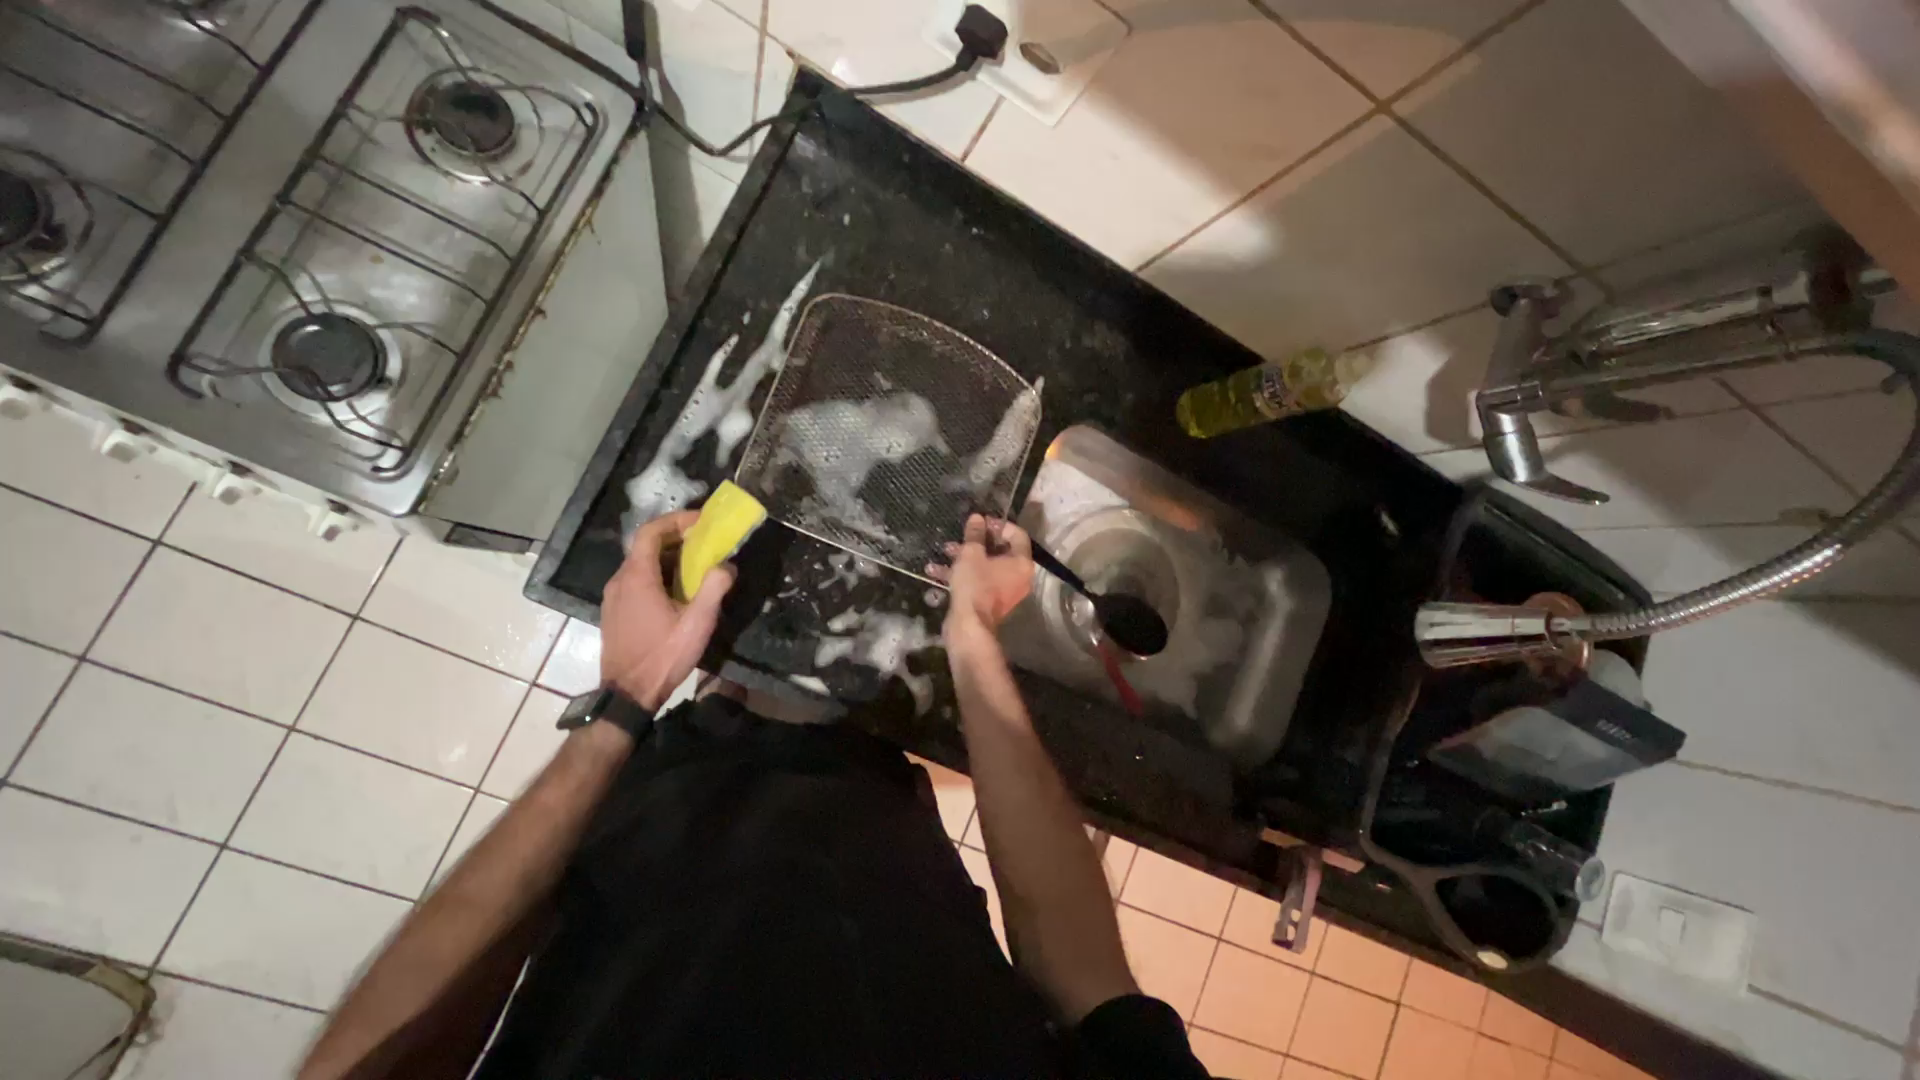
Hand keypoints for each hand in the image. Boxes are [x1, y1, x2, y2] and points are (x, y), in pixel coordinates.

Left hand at [600, 510, 735, 710]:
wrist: (627, 694)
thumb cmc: (662, 657)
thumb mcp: (697, 624)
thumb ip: (714, 590)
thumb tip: (727, 565)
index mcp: (637, 577)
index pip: (650, 532)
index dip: (676, 520)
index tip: (701, 521)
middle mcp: (619, 580)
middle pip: (645, 545)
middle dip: (676, 538)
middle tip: (705, 541)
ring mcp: (613, 596)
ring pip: (640, 563)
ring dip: (667, 557)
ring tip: (696, 565)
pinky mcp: (614, 611)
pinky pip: (635, 580)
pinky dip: (657, 574)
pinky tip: (677, 591)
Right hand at [927, 513, 1033, 634]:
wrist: (968, 627)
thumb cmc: (974, 585)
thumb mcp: (971, 554)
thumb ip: (975, 534)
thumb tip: (978, 518)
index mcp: (1021, 563)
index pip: (1018, 535)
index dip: (999, 525)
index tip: (981, 522)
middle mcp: (1018, 577)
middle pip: (1001, 551)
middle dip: (977, 542)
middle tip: (961, 536)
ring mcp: (1004, 591)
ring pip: (986, 567)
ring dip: (965, 557)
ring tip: (945, 550)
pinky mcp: (989, 602)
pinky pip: (978, 582)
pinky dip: (961, 575)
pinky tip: (935, 571)